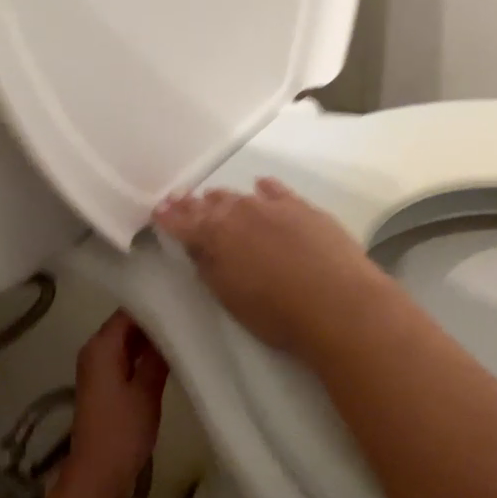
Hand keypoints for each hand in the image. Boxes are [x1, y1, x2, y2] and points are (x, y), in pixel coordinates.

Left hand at [62, 311, 167, 497]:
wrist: (98, 473)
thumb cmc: (122, 431)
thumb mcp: (146, 392)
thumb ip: (157, 358)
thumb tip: (172, 327)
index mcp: (101, 345)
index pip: (129, 311)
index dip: (154, 302)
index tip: (182, 296)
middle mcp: (95, 349)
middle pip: (126, 323)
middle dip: (155, 319)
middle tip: (189, 312)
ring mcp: (98, 366)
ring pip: (127, 340)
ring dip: (150, 338)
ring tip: (185, 329)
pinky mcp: (104, 382)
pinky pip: (125, 356)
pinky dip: (143, 354)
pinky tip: (170, 355)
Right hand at [154, 178, 389, 356]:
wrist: (339, 303)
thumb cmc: (277, 312)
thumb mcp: (230, 297)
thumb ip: (209, 267)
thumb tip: (197, 247)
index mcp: (215, 235)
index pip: (183, 222)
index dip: (169, 217)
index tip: (157, 210)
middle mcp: (239, 212)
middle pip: (210, 205)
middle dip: (193, 204)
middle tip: (180, 200)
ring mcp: (273, 206)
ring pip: (240, 196)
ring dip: (224, 198)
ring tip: (212, 196)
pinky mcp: (304, 208)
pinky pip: (276, 191)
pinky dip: (265, 189)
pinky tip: (261, 185)